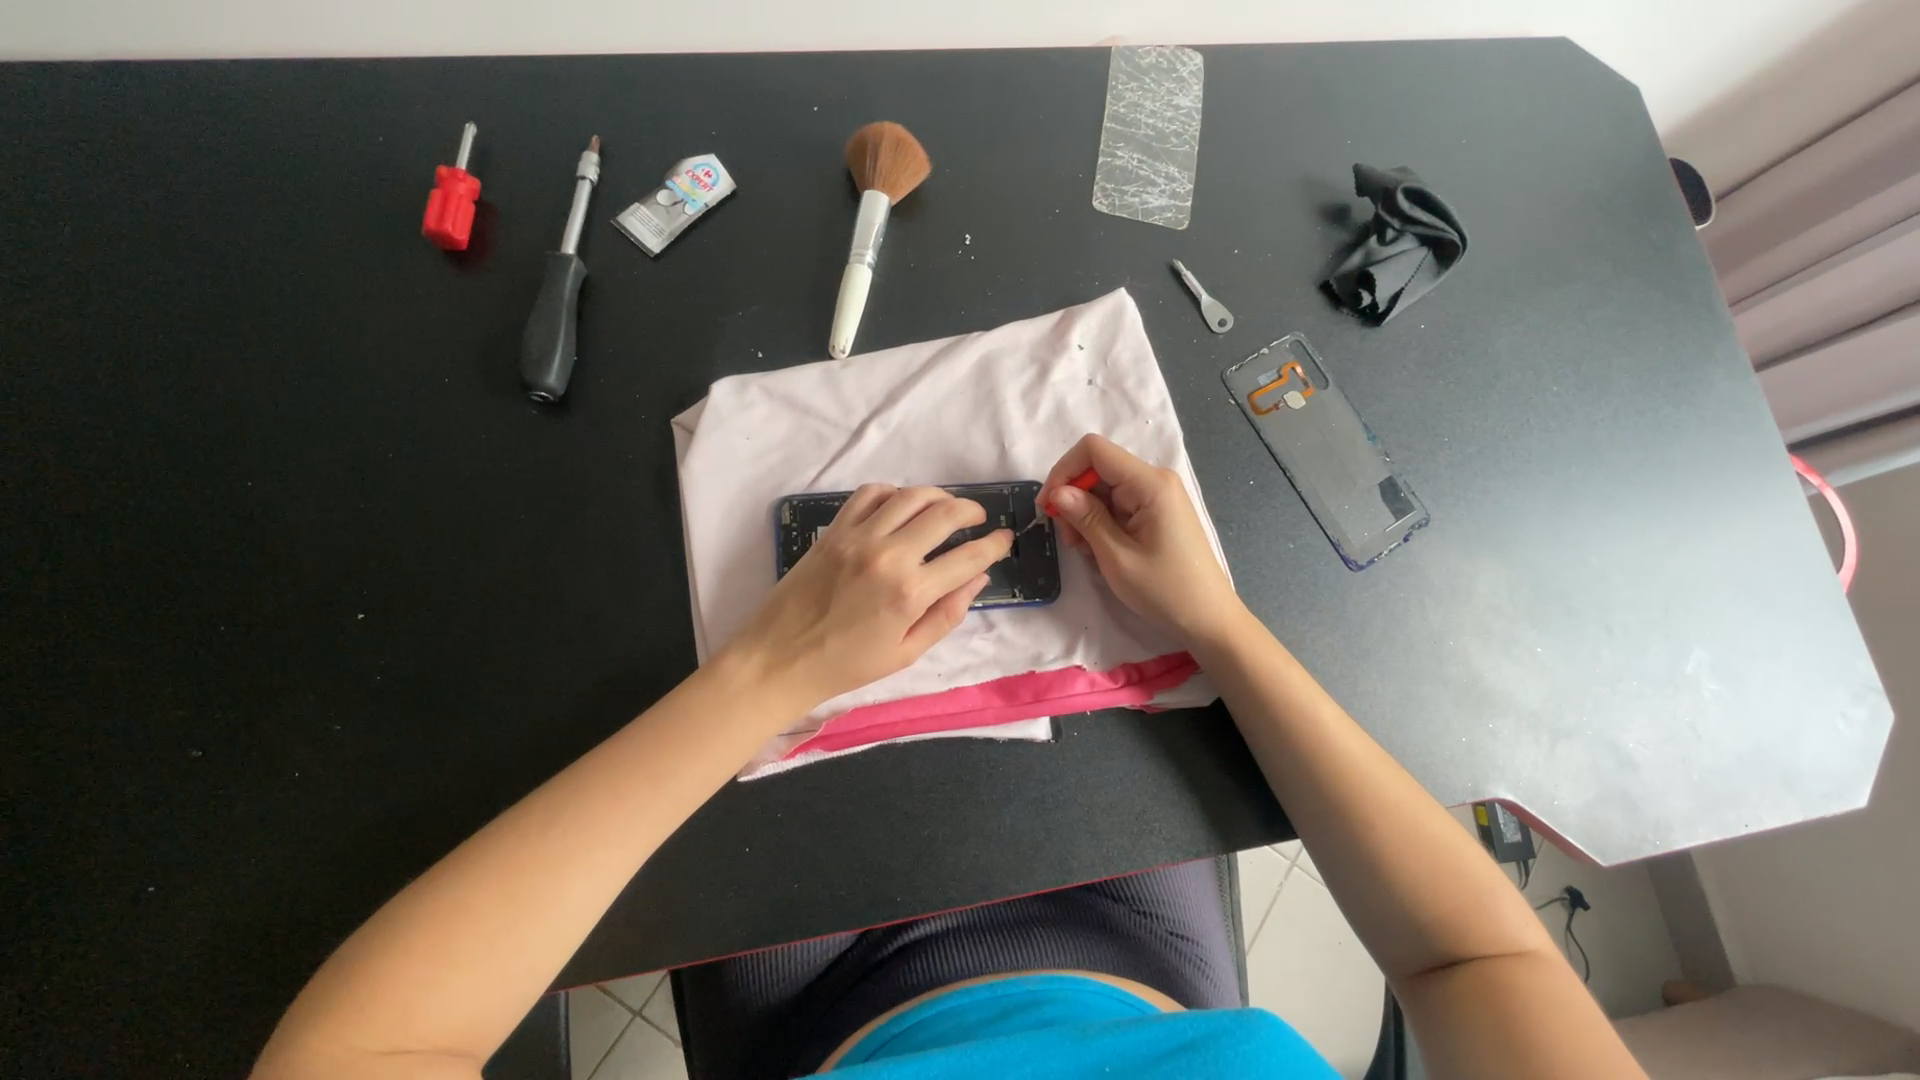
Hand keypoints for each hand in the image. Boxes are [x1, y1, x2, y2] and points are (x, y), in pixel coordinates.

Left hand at [724, 485, 1013, 710]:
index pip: (968, 558)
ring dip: (937, 496)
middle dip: (971, 512)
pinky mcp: (834, 531)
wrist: (779, 659)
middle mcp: (889, 556)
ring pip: (910, 496)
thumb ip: (947, 614)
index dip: (994, 546)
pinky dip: (893, 492)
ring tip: (946, 507)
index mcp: (910, 593)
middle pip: (944, 514)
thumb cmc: (847, 665)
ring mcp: (858, 538)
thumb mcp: (907, 652)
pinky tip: (900, 506)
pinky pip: (870, 495)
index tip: (1006, 539)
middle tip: (978, 519)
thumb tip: (978, 579)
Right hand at [1040, 434, 1245, 646]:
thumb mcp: (1116, 557)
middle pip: (1098, 469)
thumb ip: (1086, 518)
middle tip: (1067, 538)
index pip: (1094, 450)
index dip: (1064, 471)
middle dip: (1073, 498)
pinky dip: (1101, 523)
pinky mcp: (1156, 512)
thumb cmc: (1164, 590)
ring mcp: (1157, 496)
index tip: (1048, 506)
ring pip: (1104, 489)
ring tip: (1084, 550)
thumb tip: (1057, 492)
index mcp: (1150, 484)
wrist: (1207, 618)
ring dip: (1085, 515)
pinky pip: (1118, 505)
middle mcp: (1155, 480)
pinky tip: (1100, 551)